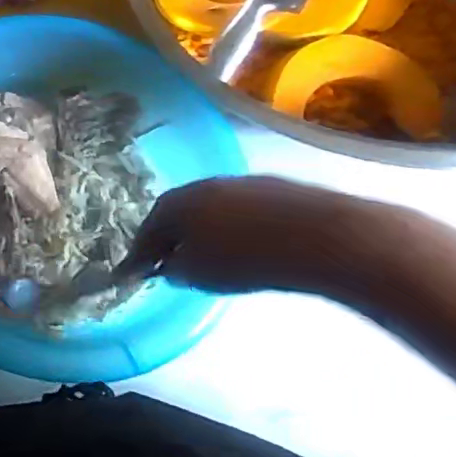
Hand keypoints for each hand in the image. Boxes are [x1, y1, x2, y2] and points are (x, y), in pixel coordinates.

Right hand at [126, 176, 396, 294]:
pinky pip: (240, 210)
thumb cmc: (248, 257)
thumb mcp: (201, 274)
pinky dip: (234, 227)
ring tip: (208, 257)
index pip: (147, 228)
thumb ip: (177, 269)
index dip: (139, 254)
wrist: (323, 235)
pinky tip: (246, 247)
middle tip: (167, 262)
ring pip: (209, 209)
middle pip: (177, 213)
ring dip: (203, 230)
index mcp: (177, 202)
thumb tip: (169, 266)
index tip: (132, 273)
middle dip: (171, 237)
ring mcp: (239, 182)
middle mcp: (201, 184)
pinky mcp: (274, 189)